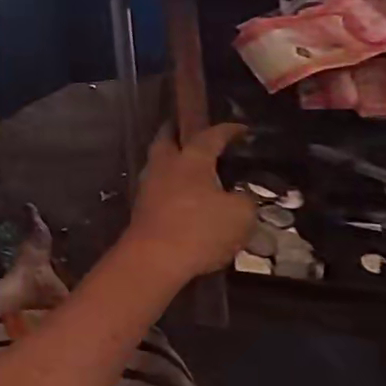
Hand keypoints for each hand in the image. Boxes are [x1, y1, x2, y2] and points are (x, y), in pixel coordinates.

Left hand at [123, 124, 256, 280]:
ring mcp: (147, 186)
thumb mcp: (240, 214)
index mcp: (188, 161)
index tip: (239, 128)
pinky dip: (170, 180)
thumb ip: (243, 199)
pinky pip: (157, 184)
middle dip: (177, 132)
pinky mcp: (142, 206)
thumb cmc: (200, 229)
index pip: (207, 137)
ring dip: (172, 158)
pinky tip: (183, 190)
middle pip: (165, 141)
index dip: (225, 131)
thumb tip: (236, 196)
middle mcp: (163, 167)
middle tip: (192, 131)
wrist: (155, 257)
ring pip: (158, 163)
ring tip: (192, 162)